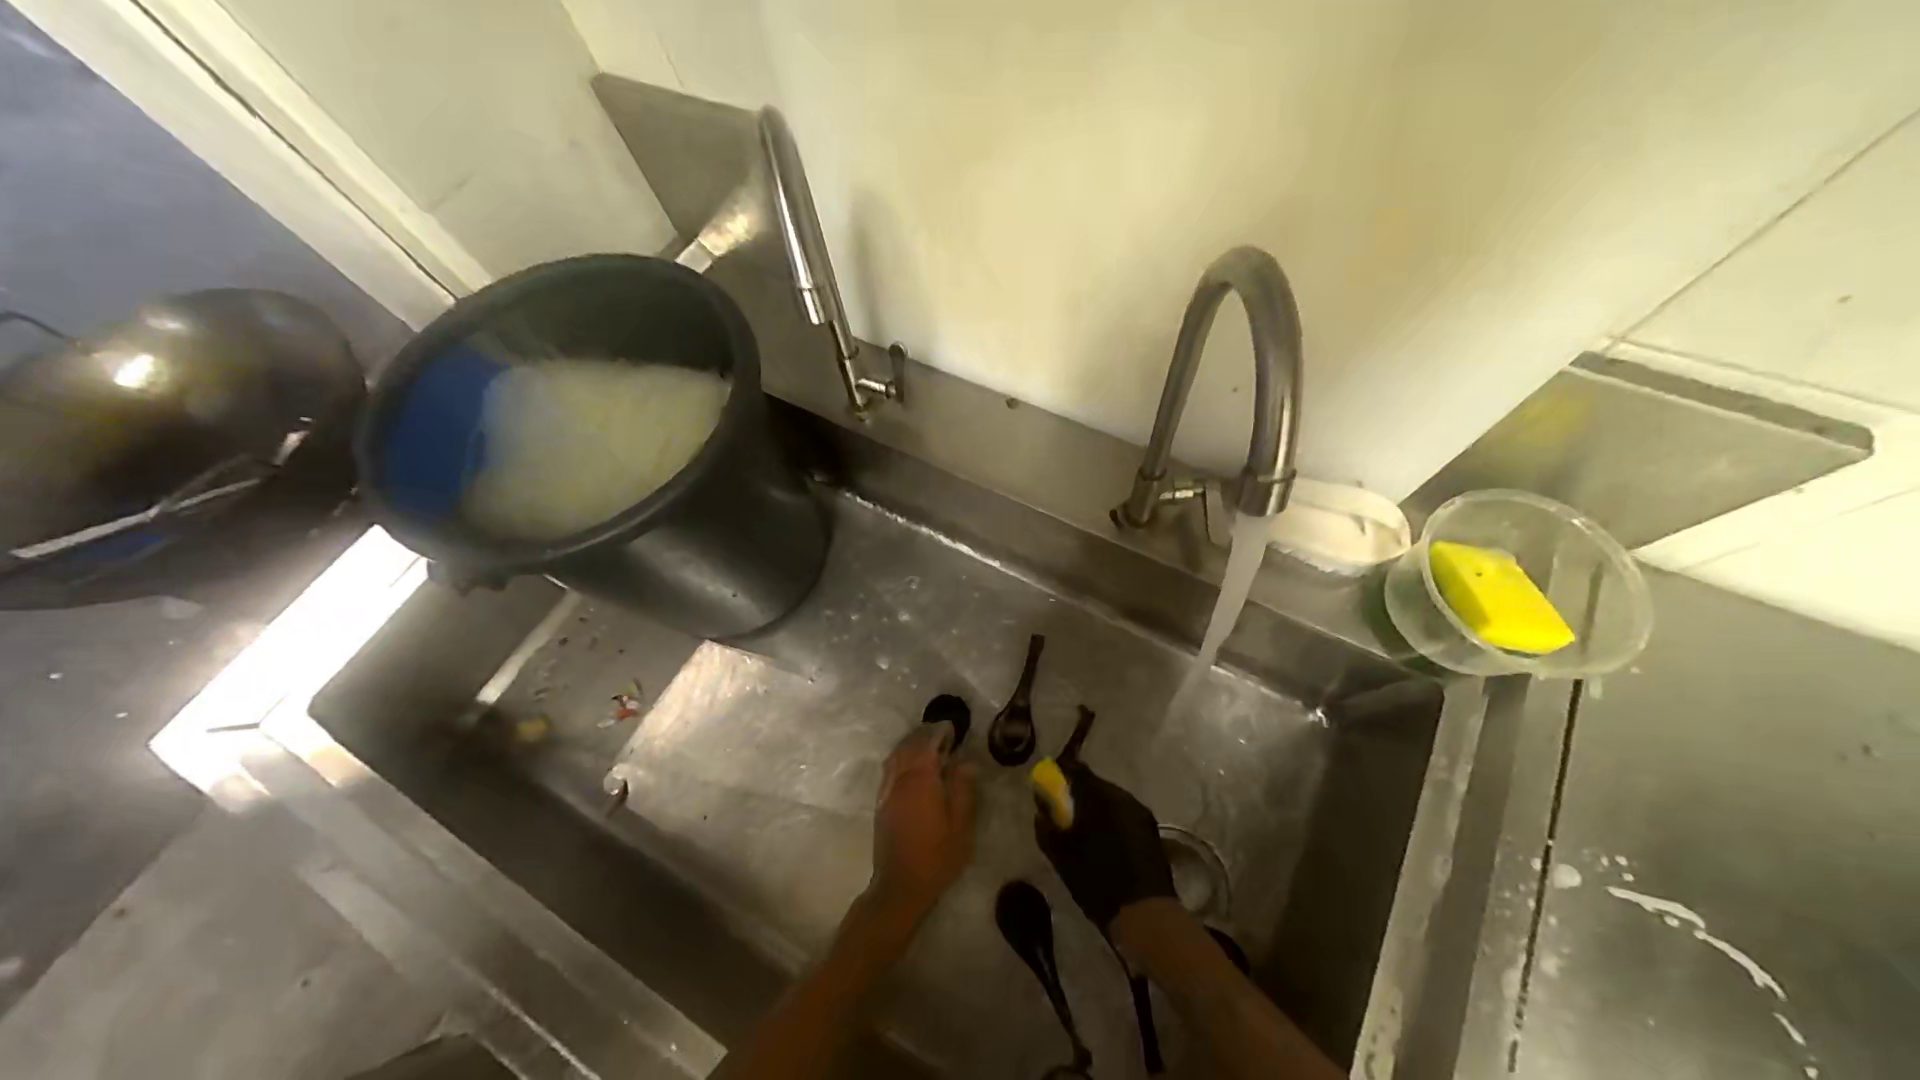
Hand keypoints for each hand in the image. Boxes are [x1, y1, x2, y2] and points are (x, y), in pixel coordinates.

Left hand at [871, 725, 976, 918]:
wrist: (900, 885)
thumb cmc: (937, 856)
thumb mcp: (961, 825)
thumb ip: (963, 788)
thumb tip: (965, 760)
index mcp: (921, 779)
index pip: (927, 743)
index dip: (939, 732)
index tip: (952, 727)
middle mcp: (900, 778)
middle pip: (909, 745)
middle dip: (924, 734)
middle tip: (942, 732)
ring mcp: (887, 790)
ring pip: (896, 755)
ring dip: (911, 744)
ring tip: (928, 743)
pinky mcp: (881, 802)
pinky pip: (890, 768)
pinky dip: (901, 757)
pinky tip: (911, 765)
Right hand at [1035, 761, 1175, 930]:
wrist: (1145, 915)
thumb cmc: (1097, 882)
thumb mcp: (1062, 857)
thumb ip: (1047, 829)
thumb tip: (1041, 813)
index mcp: (1100, 797)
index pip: (1076, 770)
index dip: (1060, 773)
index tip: (1048, 783)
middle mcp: (1124, 797)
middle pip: (1096, 783)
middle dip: (1079, 792)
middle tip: (1063, 809)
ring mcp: (1141, 813)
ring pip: (1112, 799)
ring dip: (1096, 806)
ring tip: (1083, 827)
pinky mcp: (1151, 829)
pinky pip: (1124, 813)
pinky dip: (1111, 819)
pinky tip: (1103, 840)